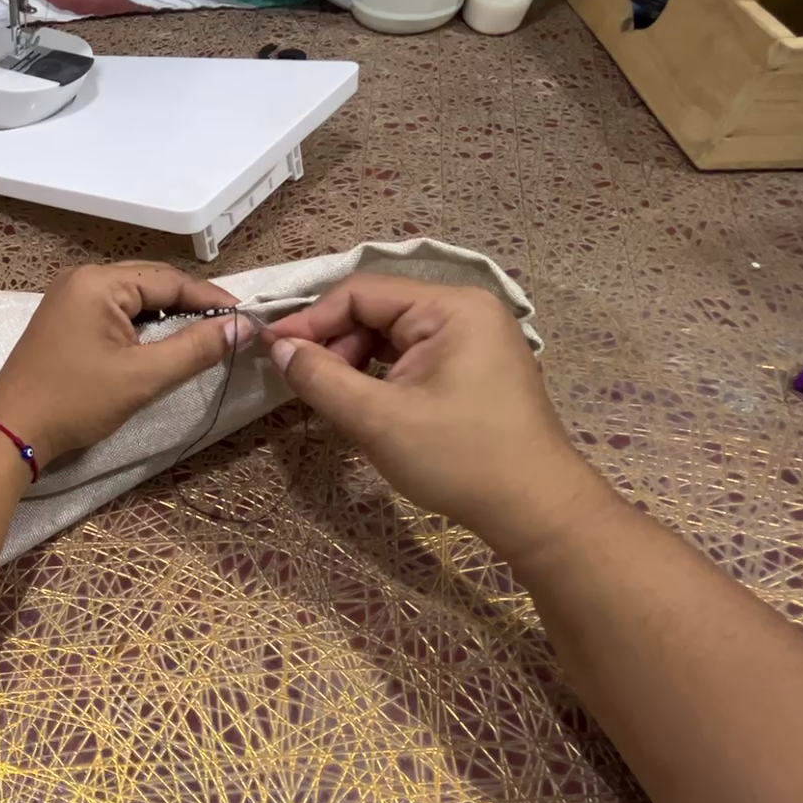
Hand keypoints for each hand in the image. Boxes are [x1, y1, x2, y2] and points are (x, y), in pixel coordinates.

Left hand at [0, 262, 251, 464]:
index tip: (246, 318)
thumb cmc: (76, 401)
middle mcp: (81, 278)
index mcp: (98, 282)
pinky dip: (139, 325)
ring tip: (200, 337)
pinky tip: (159, 343)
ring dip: (165, 316)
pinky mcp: (62, 319)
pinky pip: (112, 311)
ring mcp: (67, 298)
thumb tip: (242, 327)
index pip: (169, 279)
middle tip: (228, 329)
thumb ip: (195, 348)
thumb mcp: (142, 376)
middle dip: (189, 305)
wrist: (13, 429)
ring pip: (132, 298)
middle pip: (150, 283)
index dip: (211, 299)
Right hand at [263, 274, 613, 557]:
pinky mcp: (465, 365)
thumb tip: (277, 348)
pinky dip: (372, 372)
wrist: (532, 509)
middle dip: (331, 341)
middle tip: (302, 380)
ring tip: (330, 395)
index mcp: (450, 308)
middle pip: (372, 309)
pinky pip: (403, 353)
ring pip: (384, 333)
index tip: (270, 350)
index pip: (360, 293)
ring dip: (348, 359)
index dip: (309, 319)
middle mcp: (462, 311)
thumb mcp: (375, 417)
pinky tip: (358, 400)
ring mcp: (468, 337)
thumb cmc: (458, 457)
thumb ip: (318, 376)